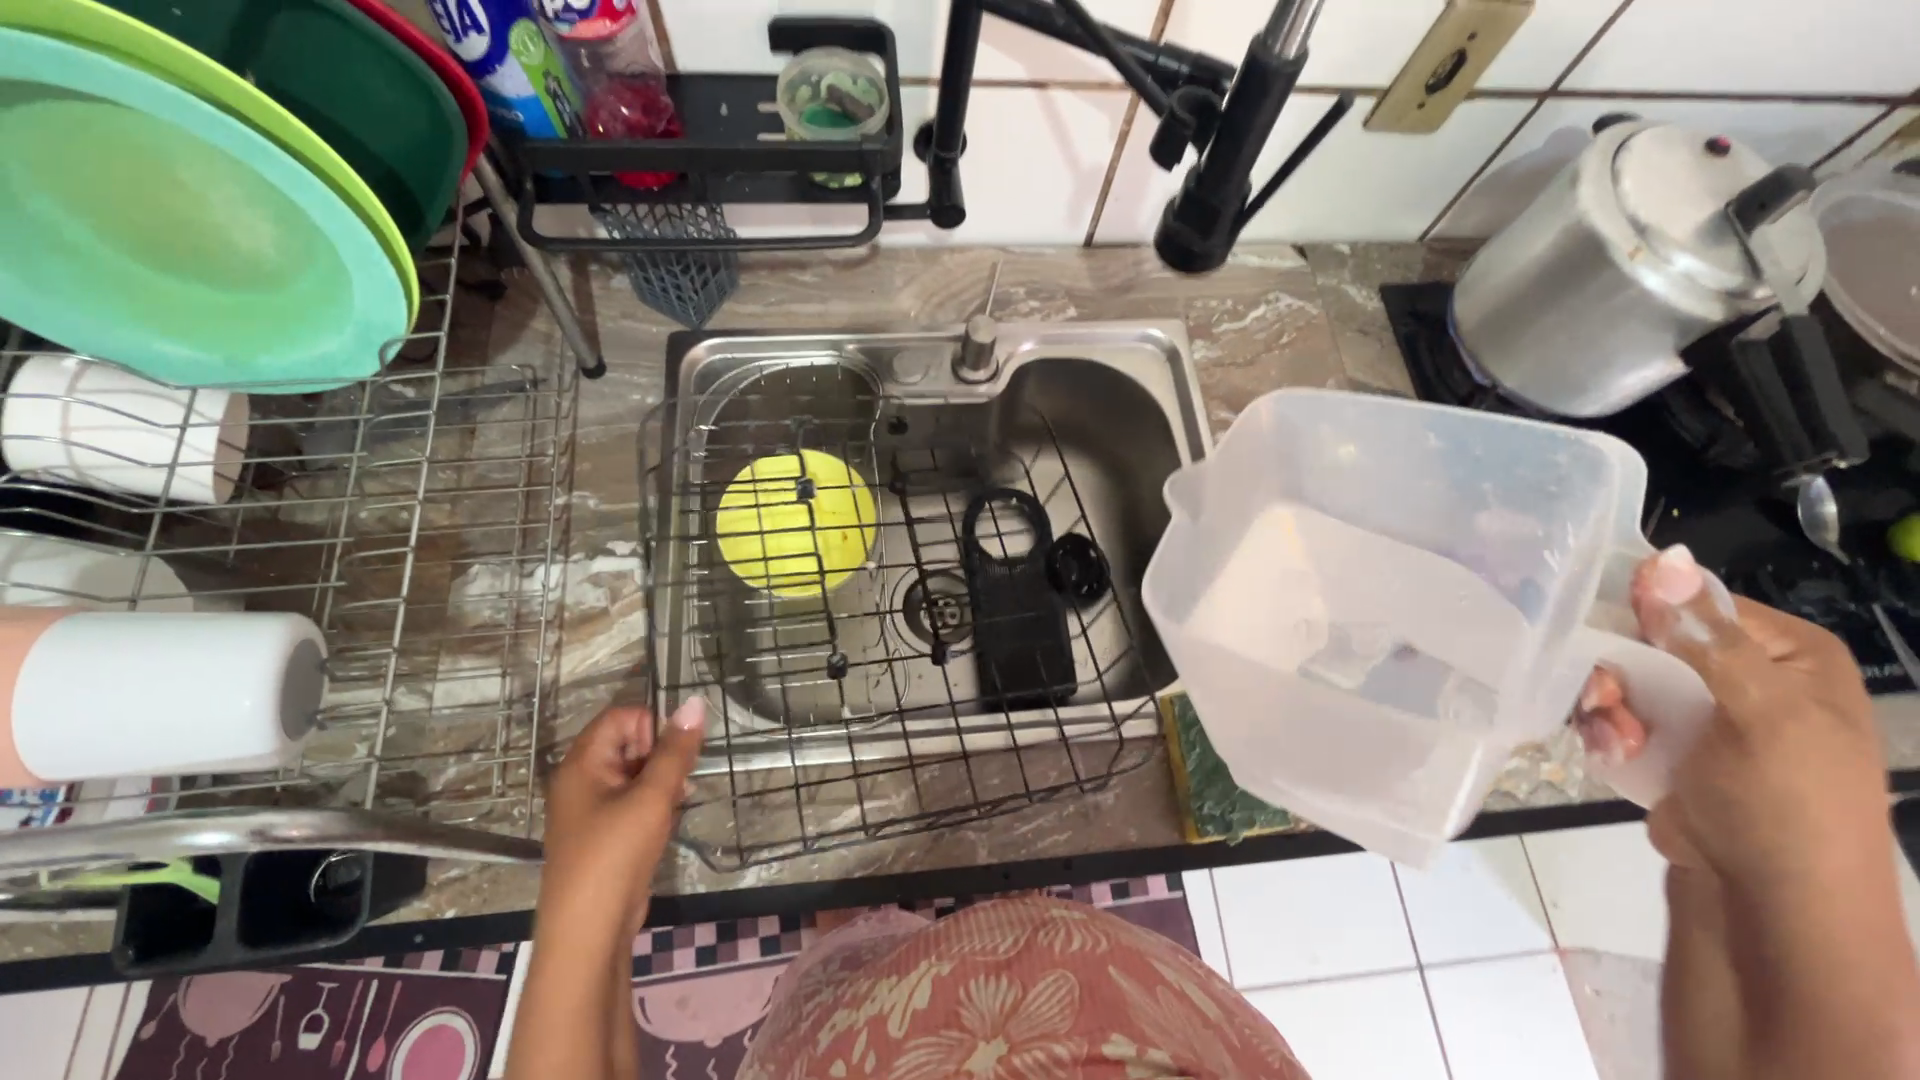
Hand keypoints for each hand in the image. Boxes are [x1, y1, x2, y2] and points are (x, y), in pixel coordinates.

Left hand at [542, 698, 706, 932]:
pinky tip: (665, 824)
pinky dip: (653, 805)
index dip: (652, 726)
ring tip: (673, 806)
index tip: (674, 755)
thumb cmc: (615, 854)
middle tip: (678, 783)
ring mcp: (590, 809)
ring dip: (661, 782)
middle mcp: (581, 780)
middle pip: (628, 742)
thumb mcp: (652, 797)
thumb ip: (676, 750)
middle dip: (661, 756)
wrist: (589, 930)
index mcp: (582, 763)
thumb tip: (694, 702)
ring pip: (634, 773)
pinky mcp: (603, 833)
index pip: (621, 716)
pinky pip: (632, 801)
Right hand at [1575, 545, 1889, 890]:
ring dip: (1606, 706)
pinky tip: (1617, 754)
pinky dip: (1607, 732)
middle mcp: (1745, 670)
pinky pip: (1616, 713)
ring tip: (1617, 739)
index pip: (1694, 602)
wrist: (1770, 899)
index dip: (1643, 613)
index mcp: (1785, 652)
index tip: (1603, 637)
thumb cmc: (1785, 802)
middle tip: (1608, 700)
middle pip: (1644, 638)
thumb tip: (1662, 558)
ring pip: (1620, 676)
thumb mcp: (1758, 712)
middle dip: (1616, 670)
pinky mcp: (1669, 741)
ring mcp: (1703, 709)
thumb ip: (1706, 638)